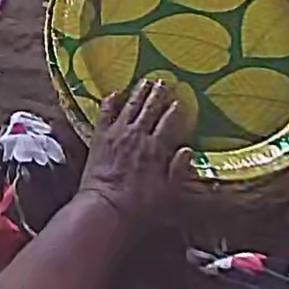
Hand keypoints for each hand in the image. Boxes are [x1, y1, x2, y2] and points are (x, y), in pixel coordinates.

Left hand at [77, 79, 192, 226]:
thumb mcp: (167, 194)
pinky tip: (115, 93)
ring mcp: (117, 132)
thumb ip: (178, 170)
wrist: (104, 208)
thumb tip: (188, 150)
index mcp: (156, 148)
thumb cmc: (139, 207)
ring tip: (145, 80)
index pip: (169, 122)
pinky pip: (106, 112)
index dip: (175, 110)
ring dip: (139, 92)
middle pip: (150, 109)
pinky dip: (111, 101)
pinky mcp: (100, 135)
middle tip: (164, 81)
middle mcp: (138, 135)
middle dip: (158, 94)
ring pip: (131, 105)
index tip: (180, 100)